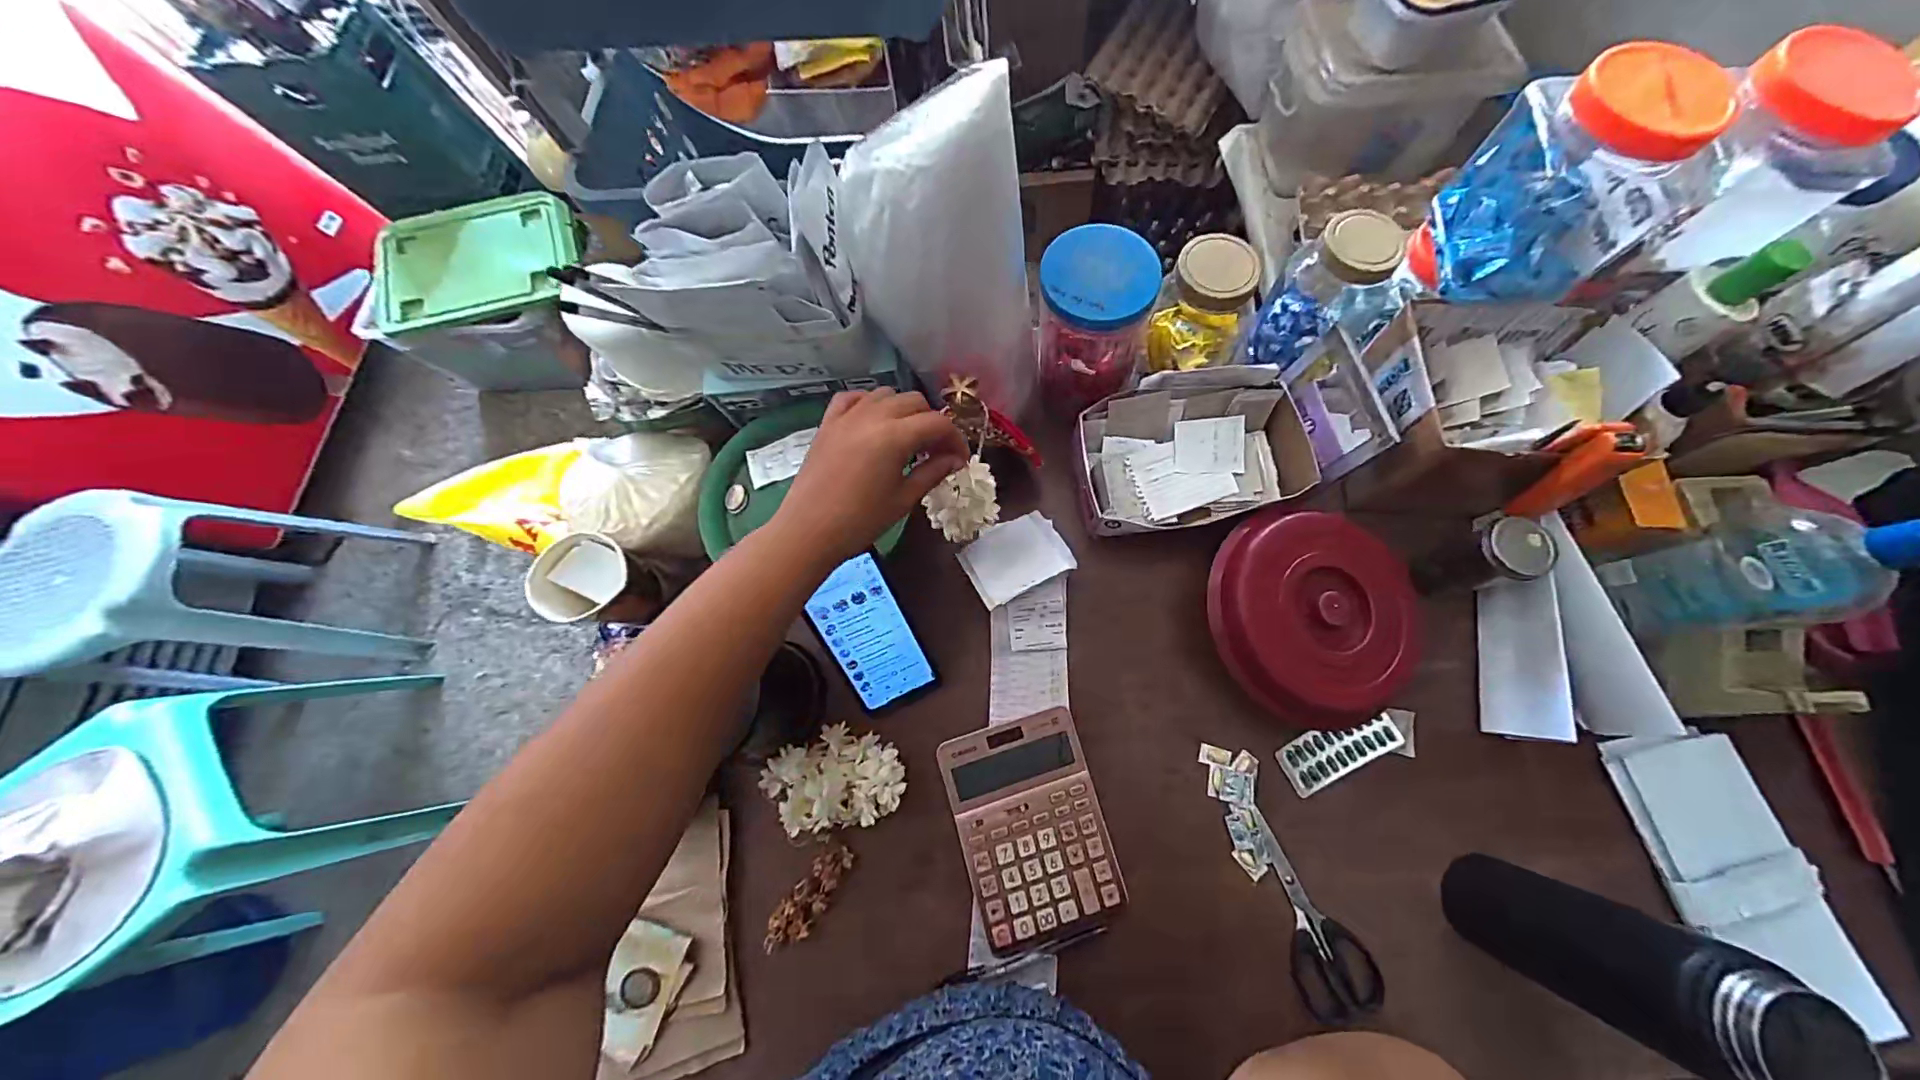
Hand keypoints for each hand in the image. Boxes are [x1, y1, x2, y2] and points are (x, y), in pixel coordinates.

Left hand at [773, 389, 969, 562]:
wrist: (808, 531)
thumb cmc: (860, 521)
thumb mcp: (903, 499)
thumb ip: (932, 472)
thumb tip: (954, 460)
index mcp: (895, 436)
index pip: (937, 424)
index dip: (955, 440)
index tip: (960, 460)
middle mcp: (872, 416)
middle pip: (915, 402)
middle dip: (932, 423)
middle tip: (937, 452)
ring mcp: (847, 417)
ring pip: (886, 395)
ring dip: (904, 411)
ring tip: (908, 438)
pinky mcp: (828, 423)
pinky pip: (853, 399)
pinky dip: (870, 404)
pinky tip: (874, 423)